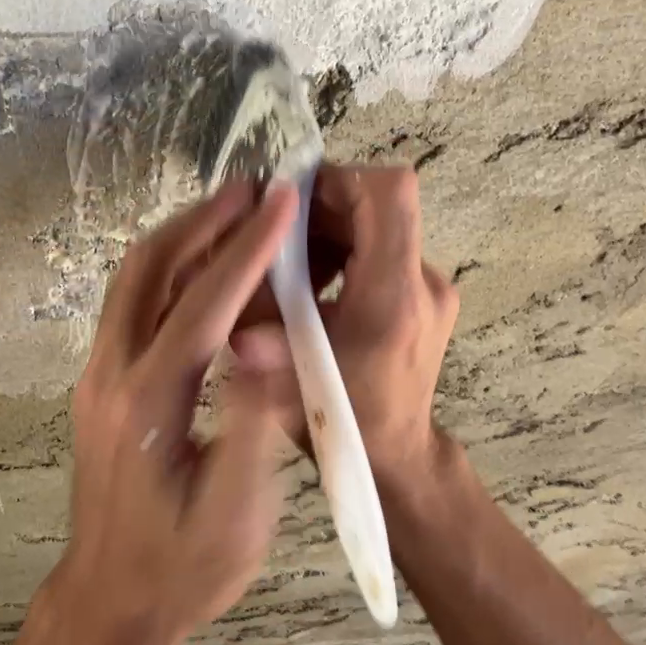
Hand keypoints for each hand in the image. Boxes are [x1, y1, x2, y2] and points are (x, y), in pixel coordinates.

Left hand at [12, 182, 298, 644]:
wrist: (111, 594)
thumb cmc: (182, 566)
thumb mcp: (233, 514)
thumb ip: (250, 428)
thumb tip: (269, 347)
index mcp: (147, 398)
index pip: (202, 303)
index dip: (247, 248)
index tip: (281, 202)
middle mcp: (111, 370)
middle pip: (149, 269)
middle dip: (201, 221)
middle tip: (250, 187)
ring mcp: (98, 370)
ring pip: (132, 279)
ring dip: (180, 237)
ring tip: (230, 209)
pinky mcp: (100, 378)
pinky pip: (130, 302)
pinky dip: (167, 268)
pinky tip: (201, 263)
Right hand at [235, 165, 458, 489]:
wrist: (399, 464)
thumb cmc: (346, 421)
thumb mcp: (289, 375)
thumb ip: (256, 327)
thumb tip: (218, 293)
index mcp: (395, 291)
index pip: (388, 192)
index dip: (335, 180)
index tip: (287, 199)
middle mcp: (422, 278)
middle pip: (375, 202)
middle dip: (316, 207)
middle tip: (269, 231)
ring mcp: (427, 286)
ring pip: (373, 221)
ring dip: (324, 228)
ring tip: (283, 262)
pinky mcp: (420, 295)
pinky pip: (376, 247)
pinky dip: (338, 250)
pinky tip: (305, 283)